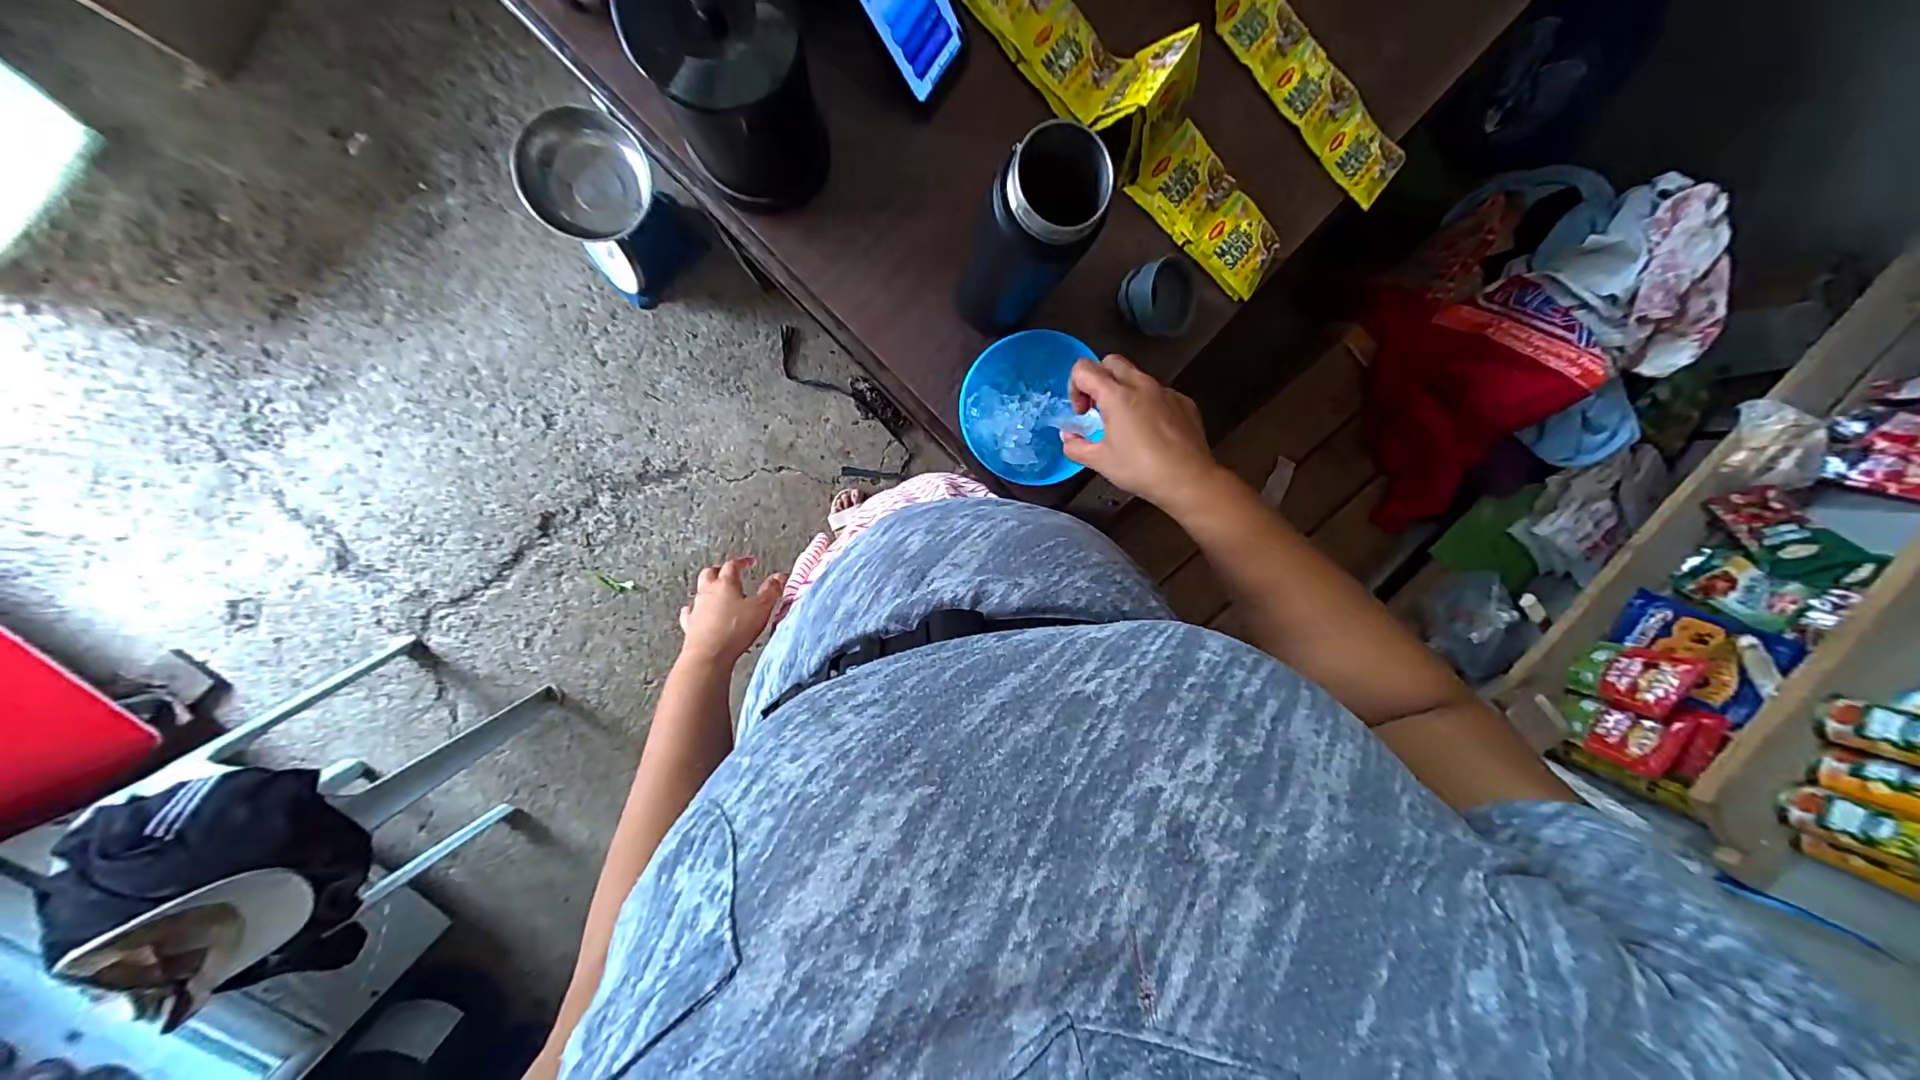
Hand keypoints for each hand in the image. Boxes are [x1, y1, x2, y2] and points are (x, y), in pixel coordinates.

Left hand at [678, 557, 783, 664]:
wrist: (709, 654)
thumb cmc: (734, 630)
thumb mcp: (761, 608)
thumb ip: (771, 591)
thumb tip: (779, 577)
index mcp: (726, 584)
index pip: (733, 565)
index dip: (742, 562)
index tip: (749, 562)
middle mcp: (708, 592)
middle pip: (710, 573)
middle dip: (720, 570)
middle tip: (727, 571)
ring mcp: (697, 608)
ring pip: (699, 591)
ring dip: (708, 588)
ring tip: (715, 591)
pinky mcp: (690, 625)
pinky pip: (690, 612)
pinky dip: (695, 609)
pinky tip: (696, 612)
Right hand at [1060, 354, 1222, 512]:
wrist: (1188, 479)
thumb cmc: (1142, 470)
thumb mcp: (1100, 462)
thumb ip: (1076, 447)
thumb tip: (1069, 438)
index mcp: (1117, 395)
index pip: (1084, 369)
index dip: (1075, 388)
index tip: (1082, 412)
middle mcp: (1142, 385)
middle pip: (1111, 362)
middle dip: (1098, 380)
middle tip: (1098, 409)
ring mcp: (1165, 391)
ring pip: (1137, 376)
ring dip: (1123, 391)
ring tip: (1124, 422)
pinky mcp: (1183, 402)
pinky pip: (1158, 393)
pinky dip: (1147, 403)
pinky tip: (1149, 430)